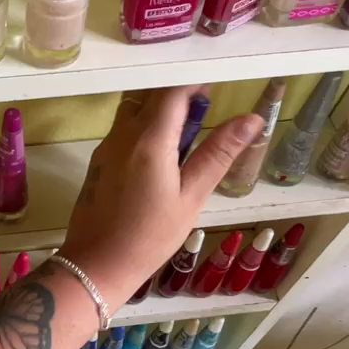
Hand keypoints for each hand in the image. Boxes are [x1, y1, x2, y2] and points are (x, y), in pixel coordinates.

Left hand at [54, 85, 261, 300]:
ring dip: (158, 111)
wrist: (97, 264)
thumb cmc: (149, 237)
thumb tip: (250, 119)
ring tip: (182, 137)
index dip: (195, 84)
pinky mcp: (98, 162)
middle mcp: (123, 135)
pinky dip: (142, 129)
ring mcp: (106, 148)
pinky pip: (121, 131)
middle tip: (202, 115)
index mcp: (149, 140)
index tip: (214, 90)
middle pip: (150, 95)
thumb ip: (218, 154)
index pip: (173, 92)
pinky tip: (158, 158)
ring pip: (132, 110)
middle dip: (177, 96)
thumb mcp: (191, 198)